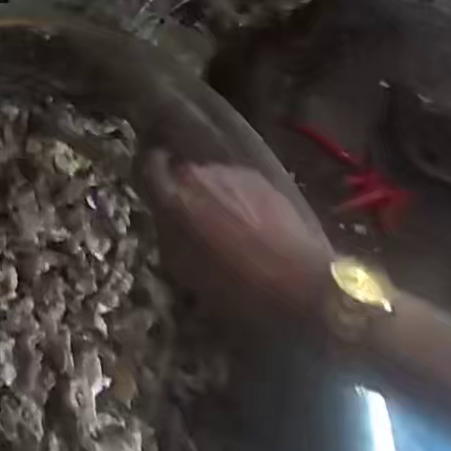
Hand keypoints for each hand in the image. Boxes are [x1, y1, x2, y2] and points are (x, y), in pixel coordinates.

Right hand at [145, 153, 333, 314]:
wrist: (306, 287)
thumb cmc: (235, 285)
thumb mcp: (181, 266)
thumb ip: (164, 231)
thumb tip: (163, 217)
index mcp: (170, 196)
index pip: (145, 164)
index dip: (147, 173)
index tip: (152, 185)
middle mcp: (194, 174)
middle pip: (179, 171)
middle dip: (182, 189)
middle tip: (193, 214)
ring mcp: (229, 173)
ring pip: (209, 176)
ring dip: (212, 192)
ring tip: (229, 220)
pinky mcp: (260, 179)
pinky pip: (236, 182)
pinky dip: (238, 196)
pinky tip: (253, 221)